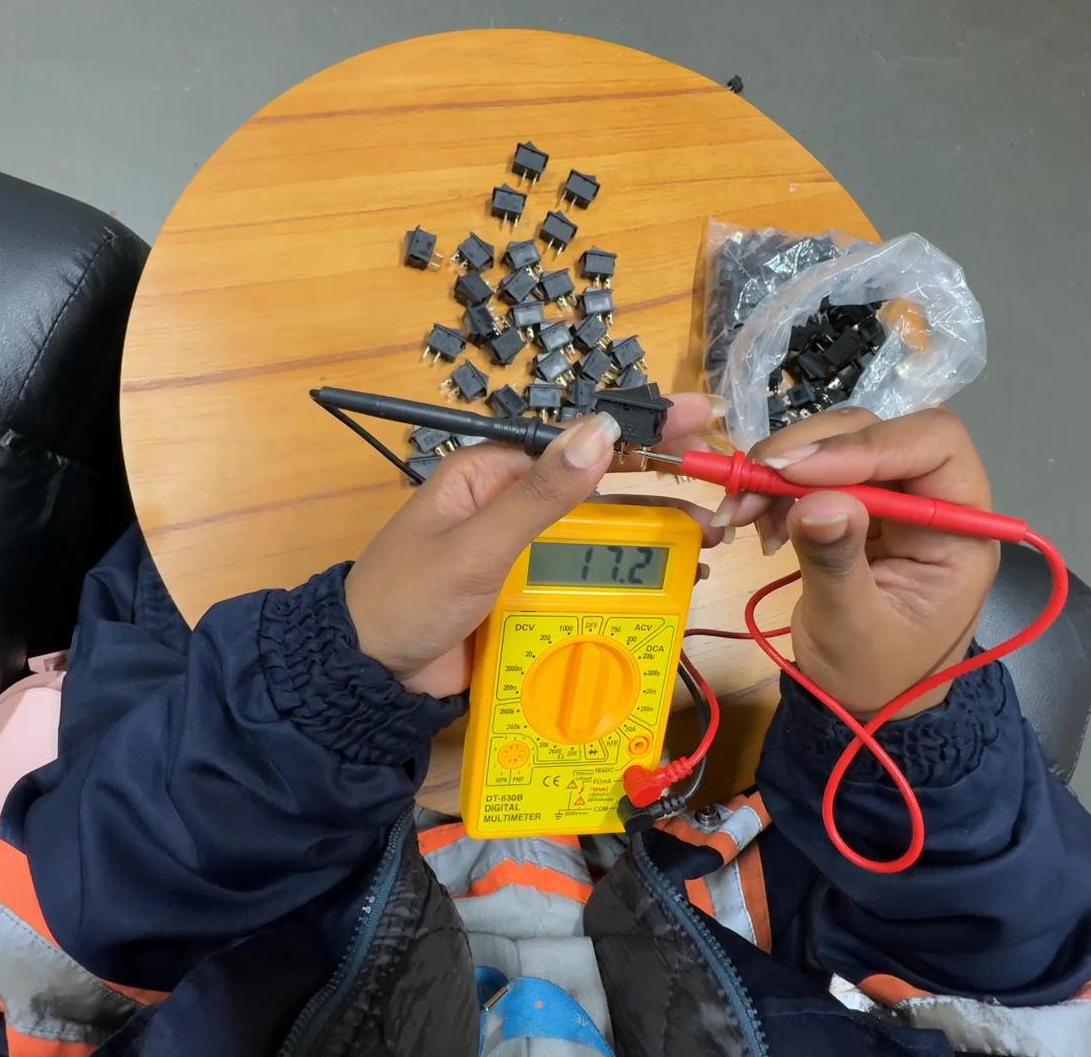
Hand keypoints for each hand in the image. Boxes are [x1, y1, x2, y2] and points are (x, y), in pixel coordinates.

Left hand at [347, 395, 727, 696]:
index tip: (696, 415)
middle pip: (594, 487)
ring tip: (707, 540)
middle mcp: (510, 504)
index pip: (572, 441)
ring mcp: (521, 551)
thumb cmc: (408, 598)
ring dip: (649, 534)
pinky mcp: (527, 592)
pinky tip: (666, 584)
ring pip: (595, 533)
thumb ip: (538, 495)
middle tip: (718, 488)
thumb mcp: (475, 545)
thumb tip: (601, 430)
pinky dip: (624, 577)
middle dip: (656, 484)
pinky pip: (582, 576)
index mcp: (490, 473)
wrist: (371, 675)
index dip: (637, 427)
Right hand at [717, 408, 998, 715]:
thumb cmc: (872, 675)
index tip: (794, 472)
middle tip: (749, 484)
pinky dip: (772, 487)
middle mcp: (929, 501)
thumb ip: (837, 563)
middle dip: (806, 452)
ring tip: (740, 511)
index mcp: (959, 529)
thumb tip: (816, 501)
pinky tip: (753, 520)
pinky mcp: (852, 507)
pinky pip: (809, 474)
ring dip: (779, 469)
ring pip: (835, 445)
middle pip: (875, 432)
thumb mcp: (851, 628)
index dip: (864, 446)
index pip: (933, 445)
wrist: (861, 699)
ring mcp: (888, 501)